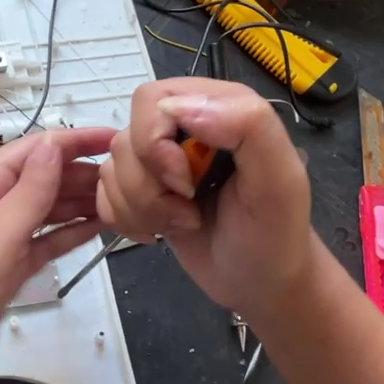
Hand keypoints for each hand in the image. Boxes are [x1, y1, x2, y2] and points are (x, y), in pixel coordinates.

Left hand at [0, 128, 113, 383]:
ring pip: (48, 209)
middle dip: (82, 172)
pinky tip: (97, 227)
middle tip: (125, 175)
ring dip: (81, 202)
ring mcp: (0, 240)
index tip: (111, 138)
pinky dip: (71, 232)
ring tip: (119, 199)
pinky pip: (47, 241)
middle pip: (42, 177)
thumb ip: (30, 190)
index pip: (32, 150)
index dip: (72, 140)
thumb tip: (53, 146)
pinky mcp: (10, 269)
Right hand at [97, 79, 318, 312]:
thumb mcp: (280, 180)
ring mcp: (159, 159)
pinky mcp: (141, 189)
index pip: (152, 100)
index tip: (186, 185)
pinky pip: (104, 193)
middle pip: (126, 137)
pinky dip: (125, 219)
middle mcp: (183, 125)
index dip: (154, 144)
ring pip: (111, 168)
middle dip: (147, 184)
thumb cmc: (274, 234)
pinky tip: (159, 232)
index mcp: (218, 105)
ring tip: (184, 223)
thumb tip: (178, 105)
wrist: (260, 283)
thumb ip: (248, 126)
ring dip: (142, 208)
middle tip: (187, 209)